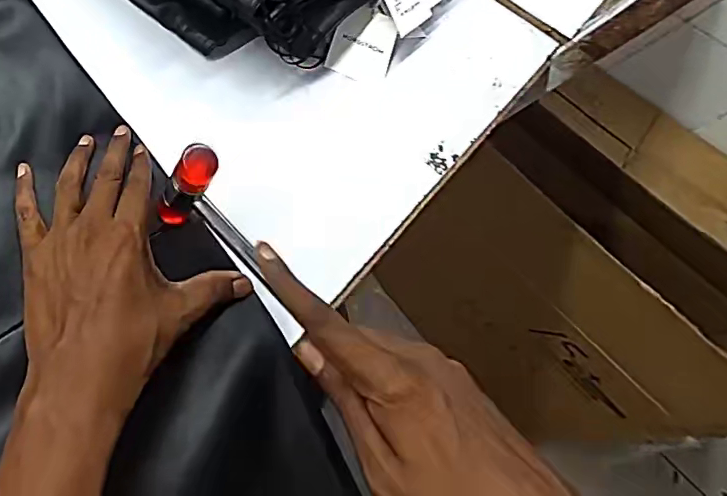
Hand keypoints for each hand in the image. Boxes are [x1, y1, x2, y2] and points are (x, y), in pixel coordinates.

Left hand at [0, 128, 250, 495]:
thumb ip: (209, 290)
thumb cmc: (124, 348)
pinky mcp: (36, 254)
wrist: (78, 379)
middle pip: (106, 177)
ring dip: (78, 160)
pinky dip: (24, 190)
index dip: (141, 165)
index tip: (142, 151)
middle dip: (115, 151)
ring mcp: (61, 238)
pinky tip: (23, 172)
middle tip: (119, 134)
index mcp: (127, 236)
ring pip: (69, 185)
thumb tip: (238, 282)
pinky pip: (27, 212)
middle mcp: (93, 228)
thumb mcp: (175, 314)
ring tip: (84, 142)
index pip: (137, 187)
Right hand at [257, 243, 571, 495]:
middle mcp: (421, 360)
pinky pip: (407, 361)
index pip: (327, 322)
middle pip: (353, 335)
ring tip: (372, 421)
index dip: (290, 287)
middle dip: (328, 348)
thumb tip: (310, 353)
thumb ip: (344, 401)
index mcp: (396, 380)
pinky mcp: (459, 380)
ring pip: (379, 348)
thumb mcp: (384, 469)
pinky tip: (398, 416)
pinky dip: (388, 375)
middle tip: (318, 381)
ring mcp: (444, 367)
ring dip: (361, 366)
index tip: (267, 256)